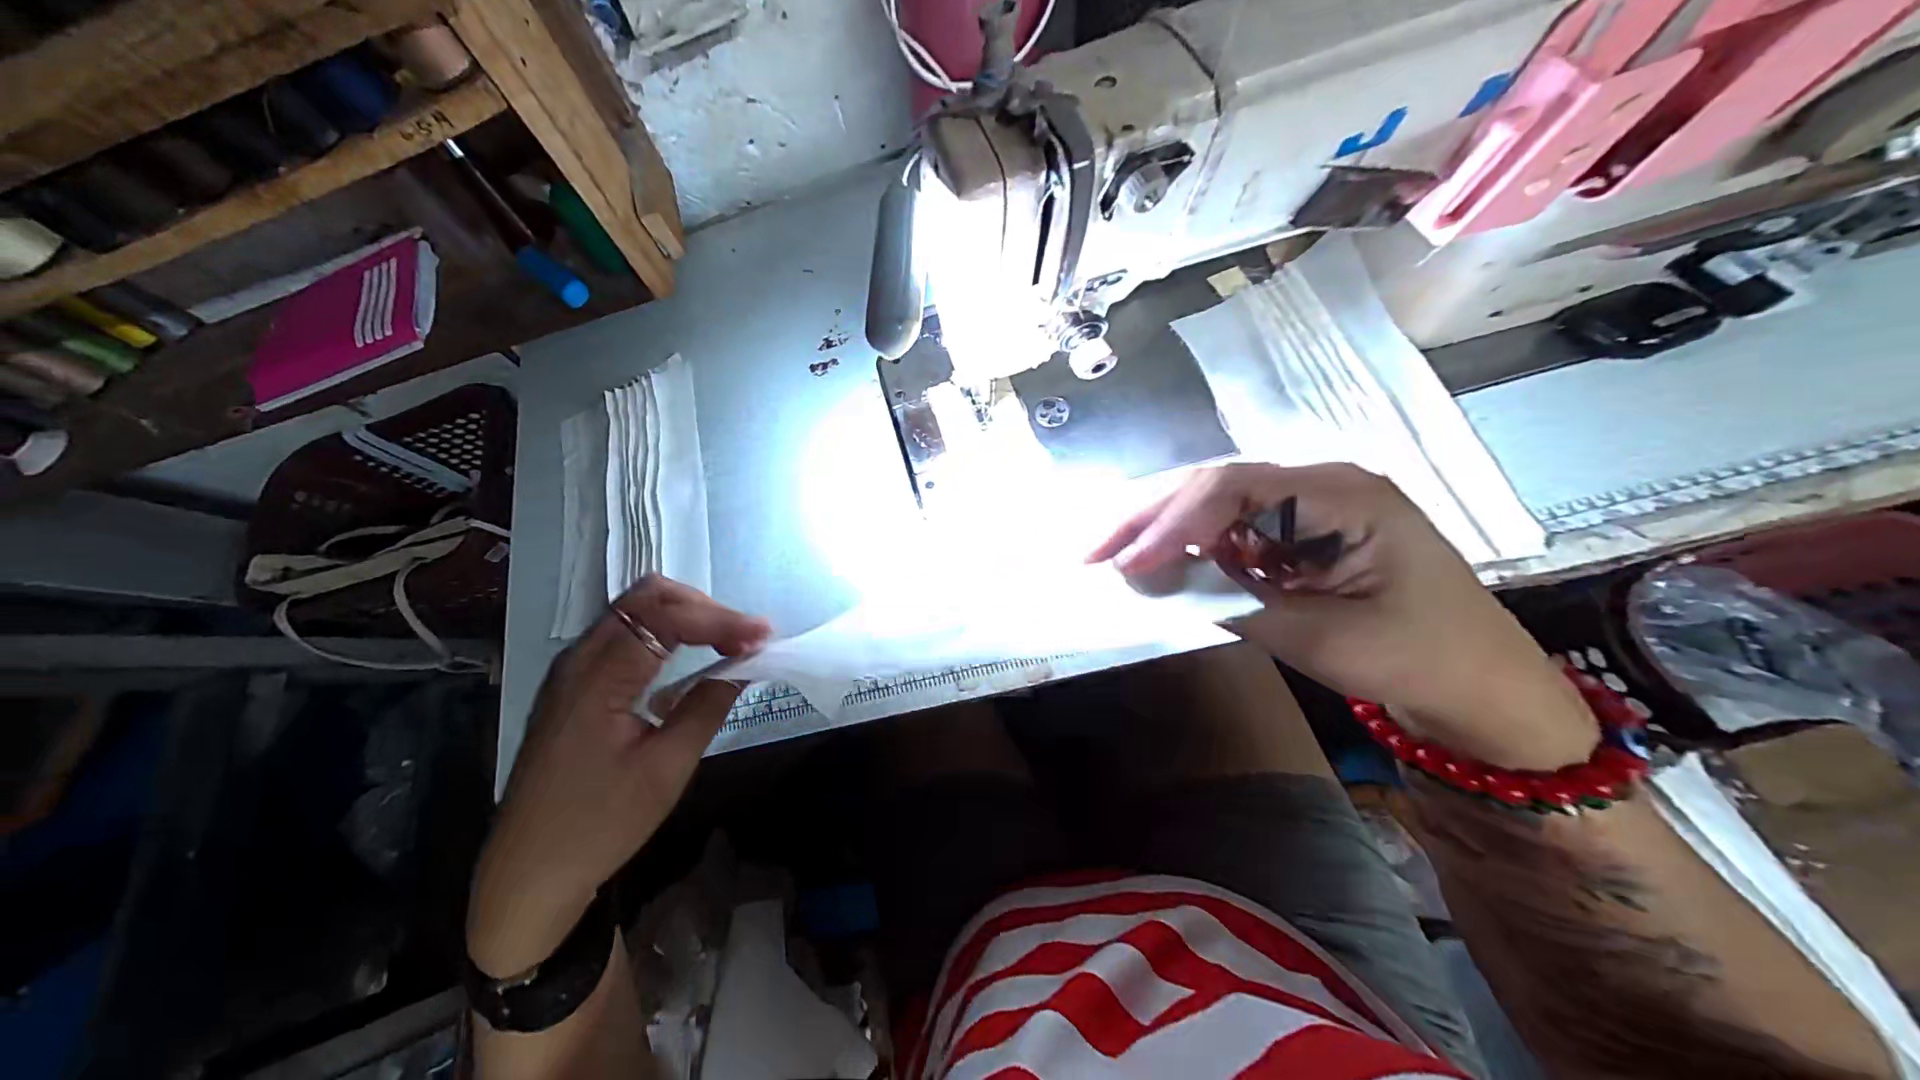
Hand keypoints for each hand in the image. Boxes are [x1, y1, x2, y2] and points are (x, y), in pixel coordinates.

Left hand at [468, 577, 770, 976]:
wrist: (528, 872)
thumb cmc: (599, 825)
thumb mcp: (666, 768)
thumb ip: (707, 706)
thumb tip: (744, 663)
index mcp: (596, 677)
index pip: (665, 617)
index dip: (720, 618)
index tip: (765, 636)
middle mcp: (580, 659)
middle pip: (646, 596)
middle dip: (703, 606)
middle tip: (745, 638)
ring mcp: (574, 669)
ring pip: (635, 610)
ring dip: (686, 616)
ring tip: (729, 643)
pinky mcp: (577, 684)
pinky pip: (627, 635)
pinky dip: (667, 634)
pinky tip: (691, 658)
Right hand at [1091, 463, 1595, 768]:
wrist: (1486, 689)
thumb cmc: (1423, 658)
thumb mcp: (1323, 636)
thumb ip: (1232, 602)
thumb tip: (1151, 582)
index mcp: (1341, 494)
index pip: (1234, 488)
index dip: (1171, 524)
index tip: (1126, 564)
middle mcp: (1321, 486)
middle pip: (1217, 486)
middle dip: (1152, 517)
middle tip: (1095, 551)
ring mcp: (1310, 510)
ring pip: (1218, 506)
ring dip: (1165, 531)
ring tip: (1113, 556)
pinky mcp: (1301, 538)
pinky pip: (1234, 534)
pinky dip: (1193, 551)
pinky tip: (1159, 565)